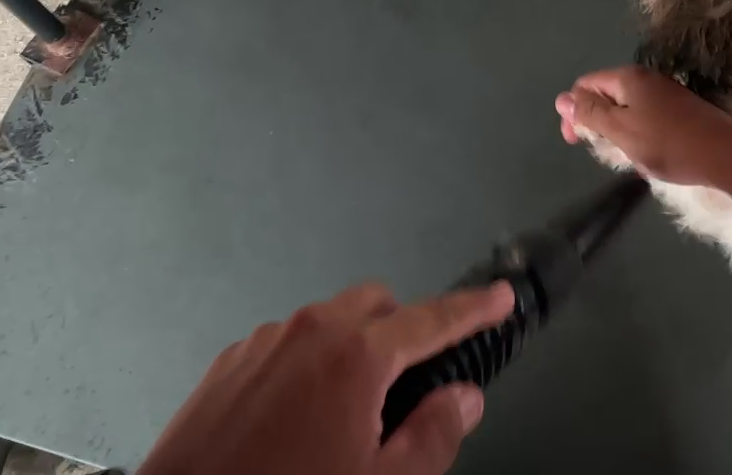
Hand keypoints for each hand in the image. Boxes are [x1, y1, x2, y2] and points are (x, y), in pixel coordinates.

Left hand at [137, 281, 514, 474]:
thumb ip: (433, 435)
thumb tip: (463, 397)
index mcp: (357, 356)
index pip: (433, 320)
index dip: (473, 308)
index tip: (500, 295)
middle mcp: (312, 330)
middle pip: (377, 304)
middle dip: (401, 330)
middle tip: (404, 385)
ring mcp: (266, 339)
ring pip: (328, 319)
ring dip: (351, 346)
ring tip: (343, 413)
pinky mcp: (231, 359)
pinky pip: (287, 341)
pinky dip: (307, 361)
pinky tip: (295, 417)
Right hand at [556, 65, 731, 186]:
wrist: (725, 155)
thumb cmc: (667, 144)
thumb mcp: (621, 130)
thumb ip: (590, 113)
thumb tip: (562, 98)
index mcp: (626, 78)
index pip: (584, 86)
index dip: (573, 112)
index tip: (577, 142)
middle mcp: (644, 78)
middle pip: (605, 95)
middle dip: (598, 124)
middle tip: (607, 152)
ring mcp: (664, 93)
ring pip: (625, 109)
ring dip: (619, 133)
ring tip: (630, 157)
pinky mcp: (678, 109)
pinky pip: (645, 117)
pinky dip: (639, 136)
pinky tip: (650, 156)